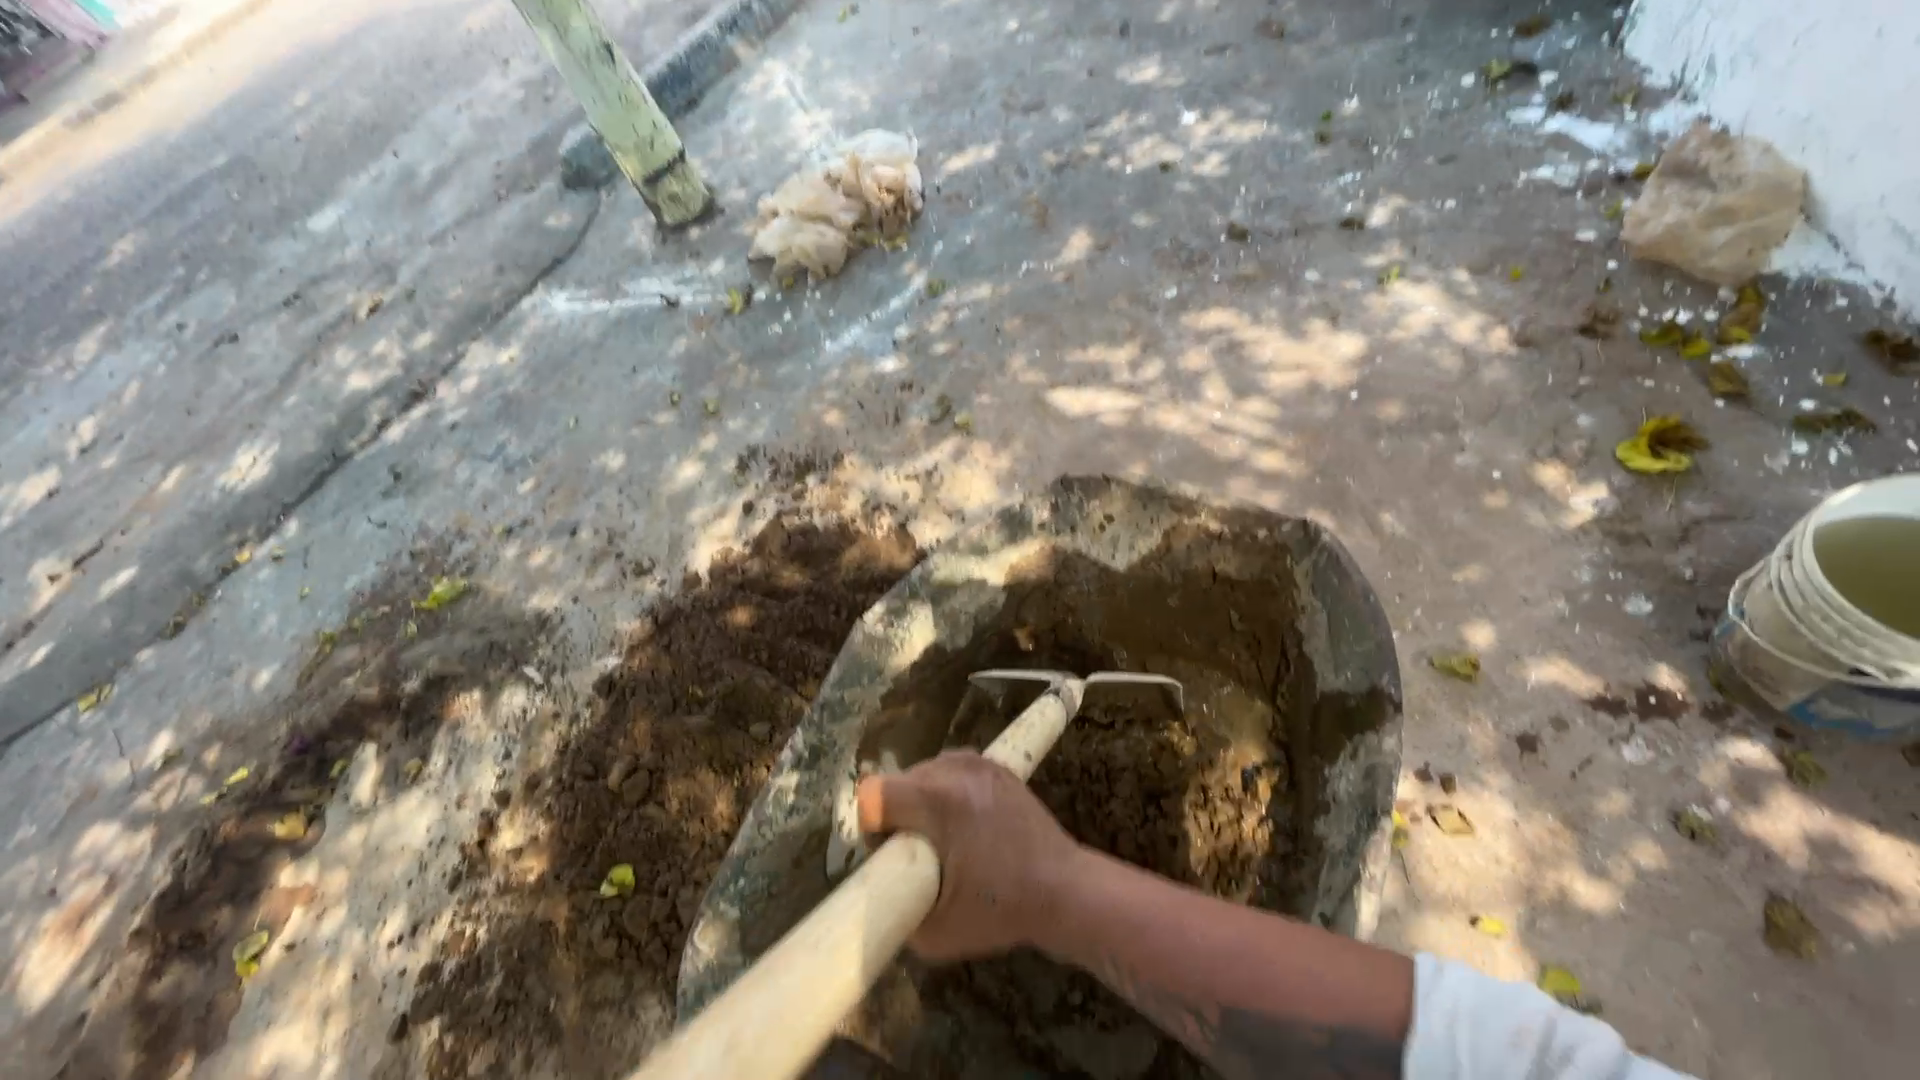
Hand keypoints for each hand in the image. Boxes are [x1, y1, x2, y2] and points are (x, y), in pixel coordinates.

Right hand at [855, 749, 1080, 961]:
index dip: (871, 828)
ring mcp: (978, 762)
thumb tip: (878, 893)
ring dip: (920, 802)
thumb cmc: (1001, 911)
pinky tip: (960, 822)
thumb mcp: (934, 932)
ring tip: (942, 839)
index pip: (872, 794)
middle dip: (897, 817)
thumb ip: (893, 910)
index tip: (890, 856)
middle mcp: (954, 769)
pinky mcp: (996, 766)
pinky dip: (946, 791)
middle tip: (917, 855)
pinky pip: (950, 770)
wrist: (1064, 891)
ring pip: (923, 773)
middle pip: (897, 782)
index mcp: (936, 800)